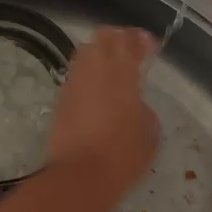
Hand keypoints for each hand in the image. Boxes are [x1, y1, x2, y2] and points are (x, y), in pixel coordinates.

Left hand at [46, 27, 159, 189]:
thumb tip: (135, 105)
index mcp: (121, 71)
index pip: (130, 40)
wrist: (81, 174)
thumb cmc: (123, 154)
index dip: (141, 39)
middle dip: (119, 38)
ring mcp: (74, 80)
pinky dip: (88, 74)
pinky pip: (76, 73)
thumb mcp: (150, 132)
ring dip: (101, 53)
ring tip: (113, 70)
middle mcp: (95, 68)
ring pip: (86, 51)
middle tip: (131, 52)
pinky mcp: (61, 96)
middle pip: (104, 36)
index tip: (150, 47)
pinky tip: (97, 91)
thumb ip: (144, 109)